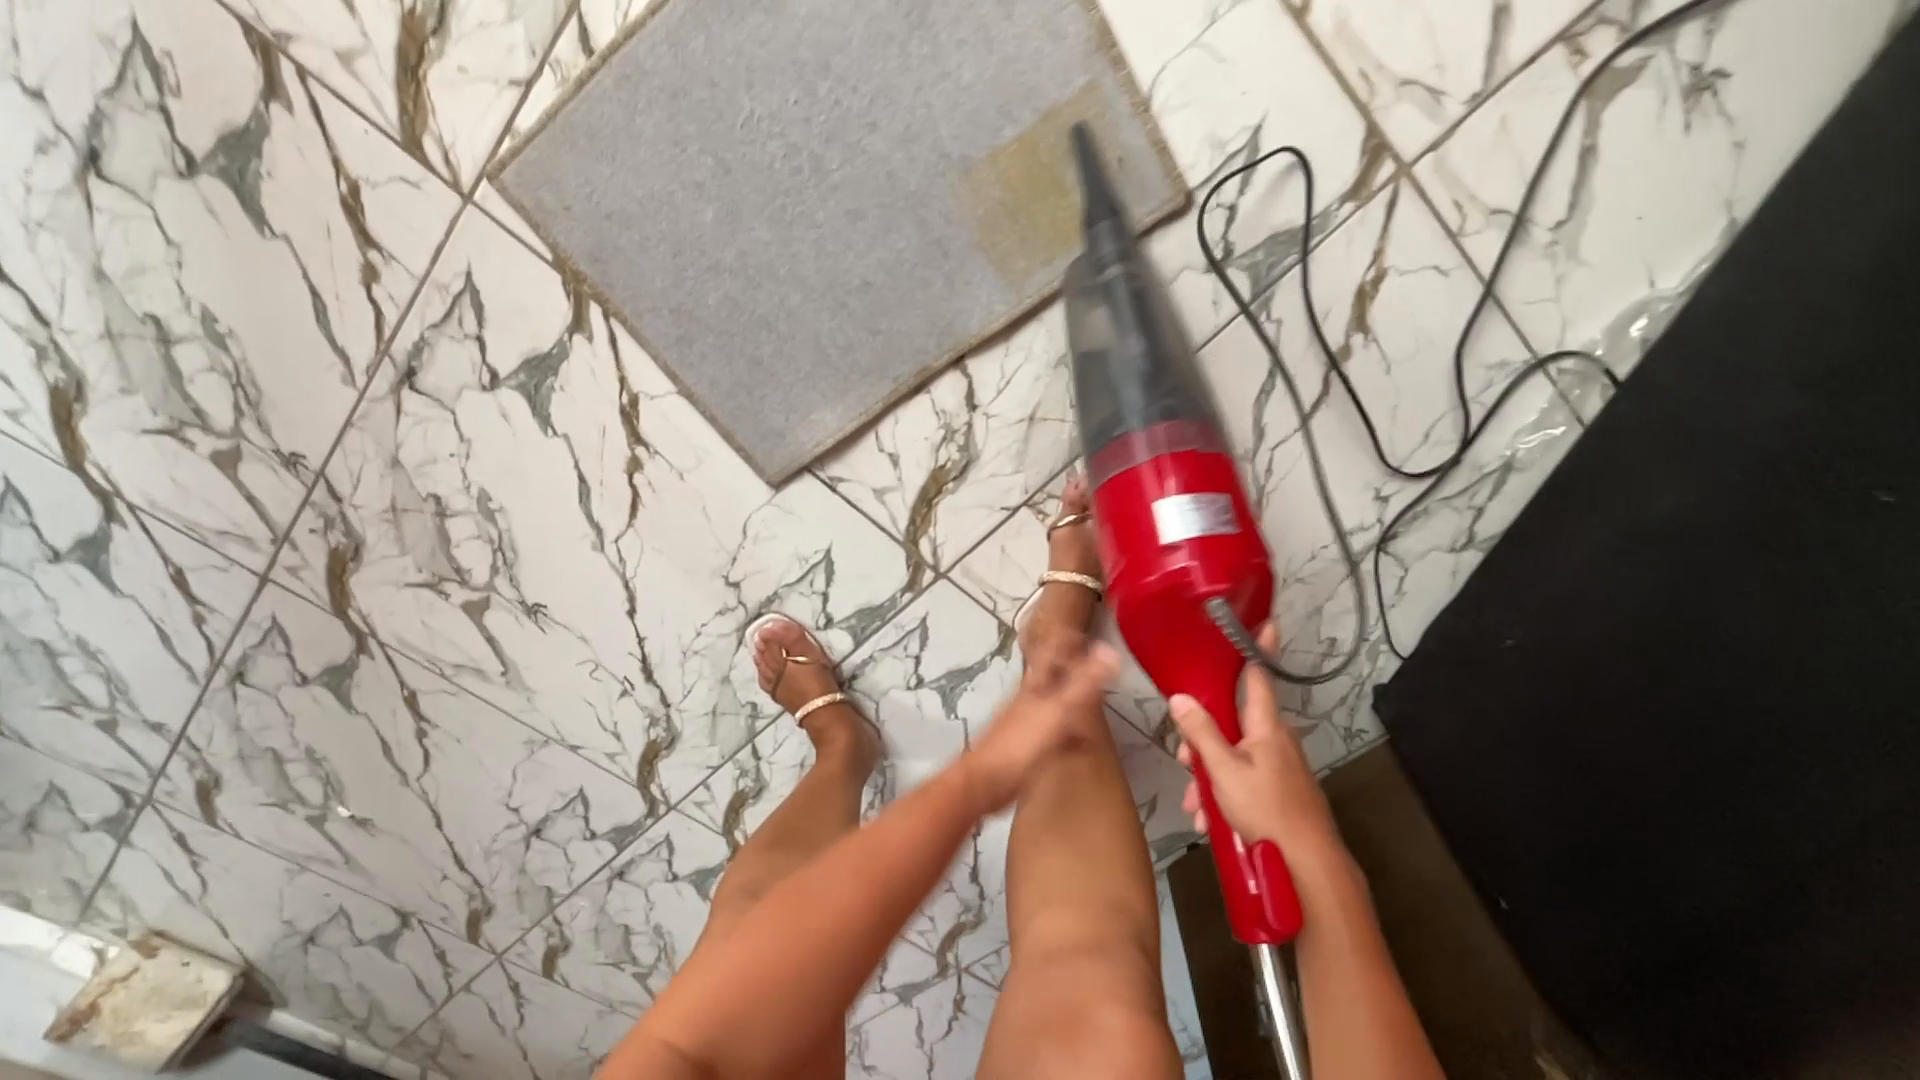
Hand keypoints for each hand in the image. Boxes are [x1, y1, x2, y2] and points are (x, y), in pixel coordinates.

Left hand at [962, 636, 1118, 812]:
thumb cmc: (1021, 744)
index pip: (1052, 649)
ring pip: (1055, 703)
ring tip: (1097, 703)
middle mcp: (1030, 698)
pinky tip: (1083, 743)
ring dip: (1074, 702)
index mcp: (1036, 684)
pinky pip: (1055, 734)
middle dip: (1074, 668)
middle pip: (1054, 675)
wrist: (986, 783)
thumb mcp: (1058, 710)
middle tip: (1098, 666)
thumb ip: (1083, 682)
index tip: (1086, 631)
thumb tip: (1109, 650)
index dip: (1067, 637)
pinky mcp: (1027, 747)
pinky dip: (1070, 734)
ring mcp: (1027, 722)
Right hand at [1172, 623, 1339, 853]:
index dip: (1258, 647)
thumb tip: (1180, 697)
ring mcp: (1280, 766)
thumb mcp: (1224, 771)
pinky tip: (1210, 822)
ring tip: (1196, 808)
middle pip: (1232, 723)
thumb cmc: (1266, 810)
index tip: (1264, 620)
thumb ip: (1201, 734)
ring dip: (1209, 777)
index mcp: (1266, 726)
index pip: (1258, 676)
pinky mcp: (1280, 790)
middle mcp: (1275, 739)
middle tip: (1185, 763)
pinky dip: (1224, 795)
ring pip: (1233, 757)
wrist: (1308, 864)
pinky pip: (1243, 780)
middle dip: (1203, 742)